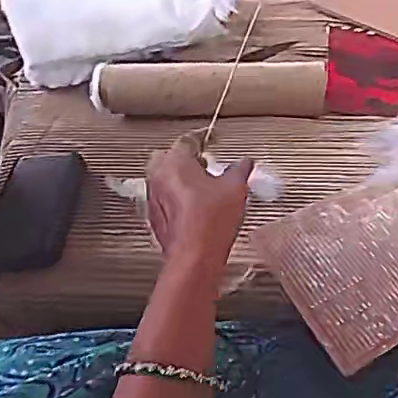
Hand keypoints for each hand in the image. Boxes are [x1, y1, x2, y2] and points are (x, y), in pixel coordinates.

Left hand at [146, 135, 254, 283]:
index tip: (209, 139)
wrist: (195, 257)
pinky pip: (165, 200)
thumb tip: (244, 164)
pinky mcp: (155, 218)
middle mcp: (158, 177)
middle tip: (205, 165)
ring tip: (203, 188)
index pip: (187, 141)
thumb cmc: (209, 222)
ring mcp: (154, 199)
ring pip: (164, 179)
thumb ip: (239, 170)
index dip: (202, 139)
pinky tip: (195, 209)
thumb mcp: (235, 188)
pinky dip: (177, 200)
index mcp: (175, 163)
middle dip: (187, 160)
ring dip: (180, 180)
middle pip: (170, 158)